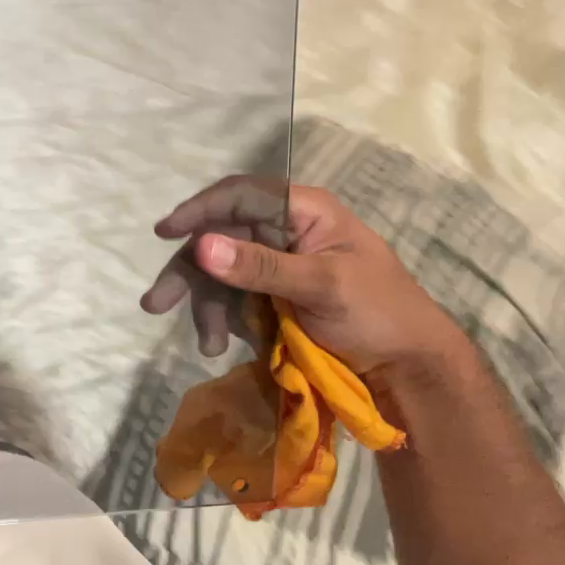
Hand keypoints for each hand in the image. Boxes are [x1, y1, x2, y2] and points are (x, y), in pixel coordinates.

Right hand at [139, 177, 468, 377]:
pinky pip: (227, 298)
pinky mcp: (266, 294)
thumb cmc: (380, 315)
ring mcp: (272, 263)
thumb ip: (261, 266)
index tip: (166, 232)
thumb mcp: (323, 287)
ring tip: (208, 343)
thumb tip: (200, 246)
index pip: (240, 195)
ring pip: (217, 273)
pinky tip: (219, 344)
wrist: (409, 369)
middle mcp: (281, 230)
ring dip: (204, 307)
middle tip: (156, 303)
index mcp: (303, 212)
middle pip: (218, 238)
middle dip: (189, 273)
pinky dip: (218, 321)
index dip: (200, 210)